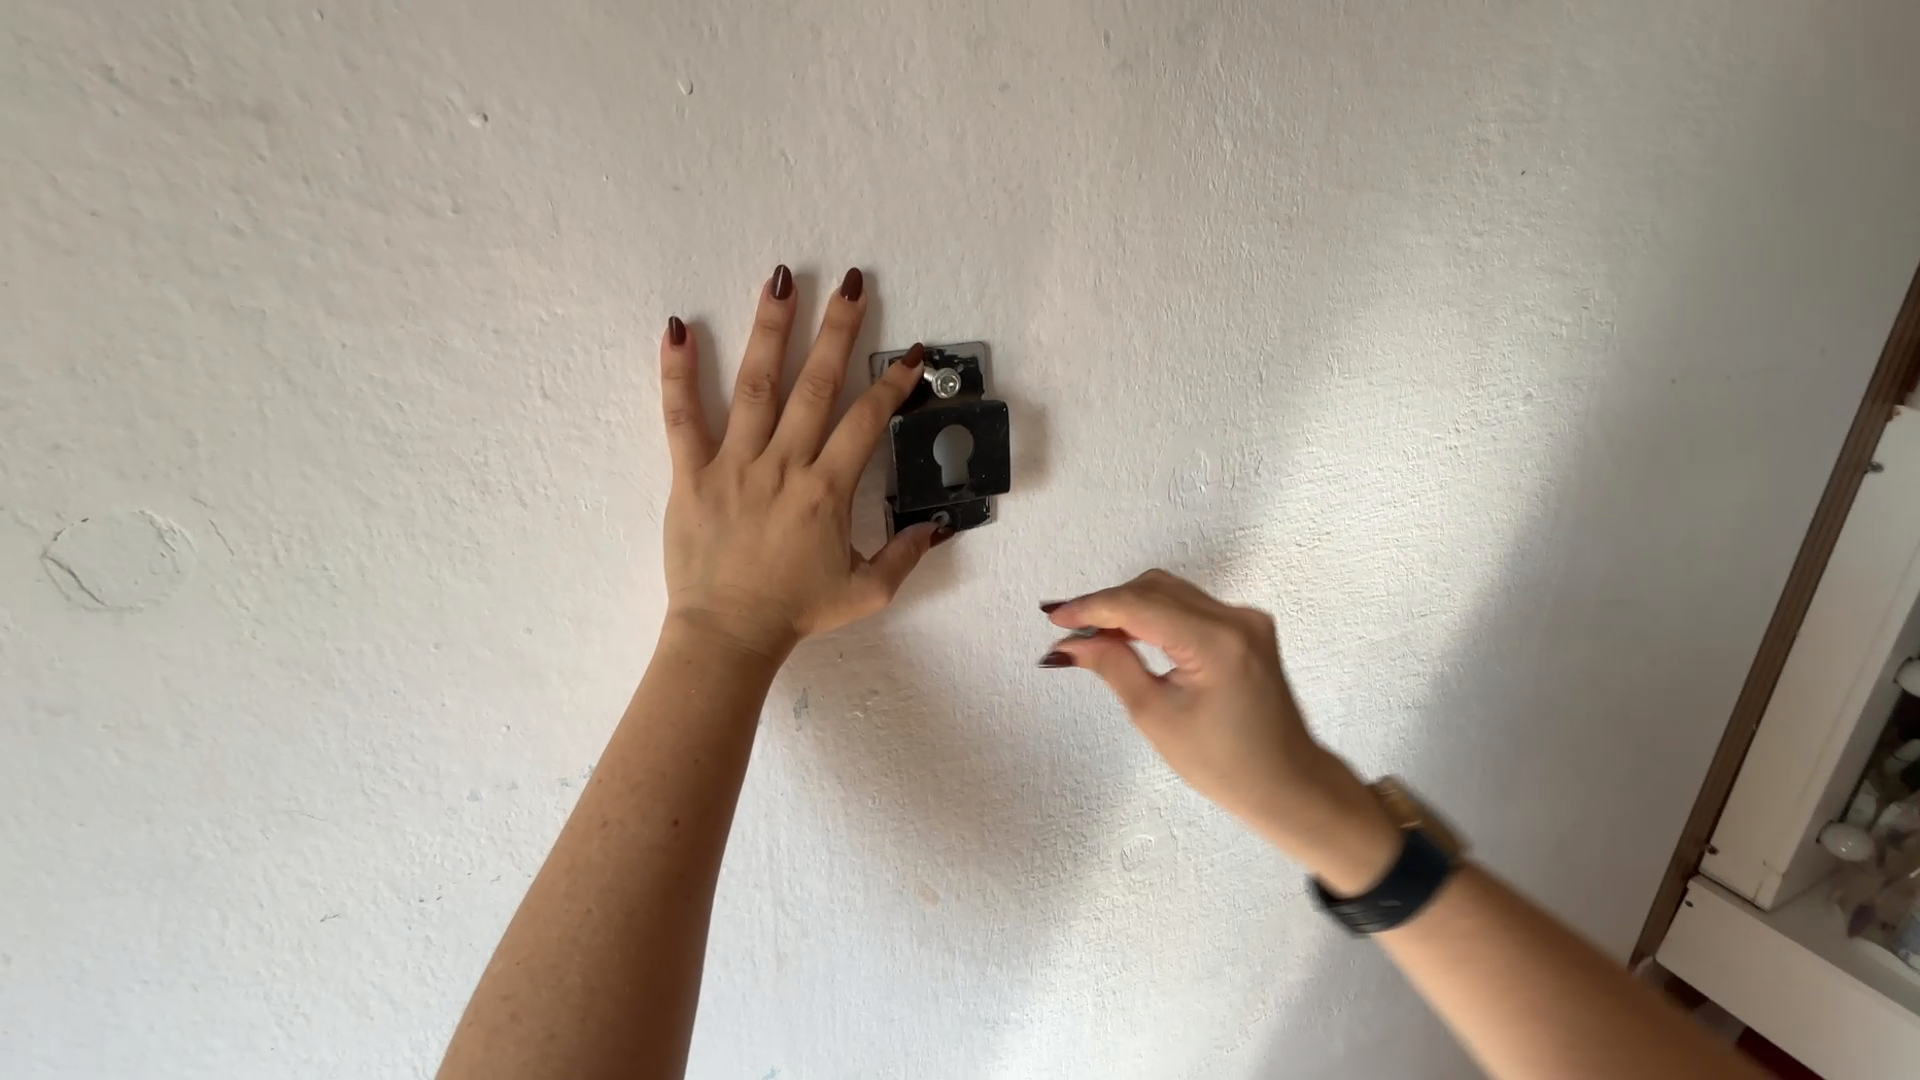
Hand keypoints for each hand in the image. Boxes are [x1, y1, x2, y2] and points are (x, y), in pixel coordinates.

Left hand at [657, 266, 946, 659]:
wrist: (728, 634)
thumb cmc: (797, 611)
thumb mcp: (867, 591)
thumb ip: (906, 555)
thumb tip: (939, 527)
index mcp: (827, 491)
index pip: (867, 422)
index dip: (893, 385)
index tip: (910, 355)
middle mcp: (783, 465)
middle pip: (816, 385)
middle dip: (839, 330)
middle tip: (852, 283)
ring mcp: (734, 464)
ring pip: (755, 384)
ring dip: (771, 329)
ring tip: (781, 280)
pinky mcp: (691, 473)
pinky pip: (682, 416)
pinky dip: (678, 372)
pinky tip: (679, 327)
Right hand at [1042, 570, 1399, 890]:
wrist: (1289, 783)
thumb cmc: (1224, 764)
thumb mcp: (1155, 716)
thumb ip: (1112, 665)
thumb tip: (1068, 644)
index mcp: (1217, 643)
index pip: (1140, 605)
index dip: (1091, 607)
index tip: (1054, 618)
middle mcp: (1236, 619)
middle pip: (1154, 589)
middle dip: (1105, 604)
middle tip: (1066, 629)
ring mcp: (1245, 619)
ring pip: (1168, 591)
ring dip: (1126, 605)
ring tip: (1087, 631)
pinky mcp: (1244, 626)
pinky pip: (1186, 604)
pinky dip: (1150, 612)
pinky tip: (1124, 630)